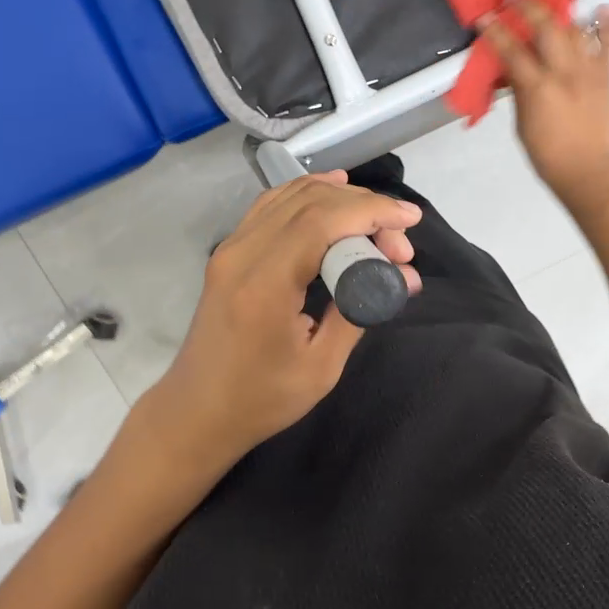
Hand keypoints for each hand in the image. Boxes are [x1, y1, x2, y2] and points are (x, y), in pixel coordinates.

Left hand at [140, 171, 422, 465]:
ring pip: (290, 196)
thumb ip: (358, 312)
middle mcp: (242, 254)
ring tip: (379, 222)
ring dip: (339, 199)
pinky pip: (272, 207)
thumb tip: (402, 277)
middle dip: (364, 208)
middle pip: (310, 201)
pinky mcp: (228, 253)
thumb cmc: (261, 399)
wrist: (198, 412)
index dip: (372, 211)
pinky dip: (309, 198)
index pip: (323, 220)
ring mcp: (230, 249)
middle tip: (400, 245)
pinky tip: (335, 197)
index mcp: (265, 284)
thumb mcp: (321, 367)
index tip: (411, 222)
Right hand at [480, 0, 608, 210]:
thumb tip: (513, 69)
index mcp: (538, 88)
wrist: (586, 171)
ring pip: (575, 30)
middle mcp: (564, 72)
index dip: (495, 32)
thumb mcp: (522, 124)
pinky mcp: (606, 77)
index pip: (511, 51)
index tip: (484, 17)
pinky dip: (608, 24)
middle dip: (528, 7)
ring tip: (550, 4)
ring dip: (561, 13)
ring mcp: (588, 71)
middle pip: (546, 27)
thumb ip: (519, 92)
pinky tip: (603, 7)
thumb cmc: (546, 155)